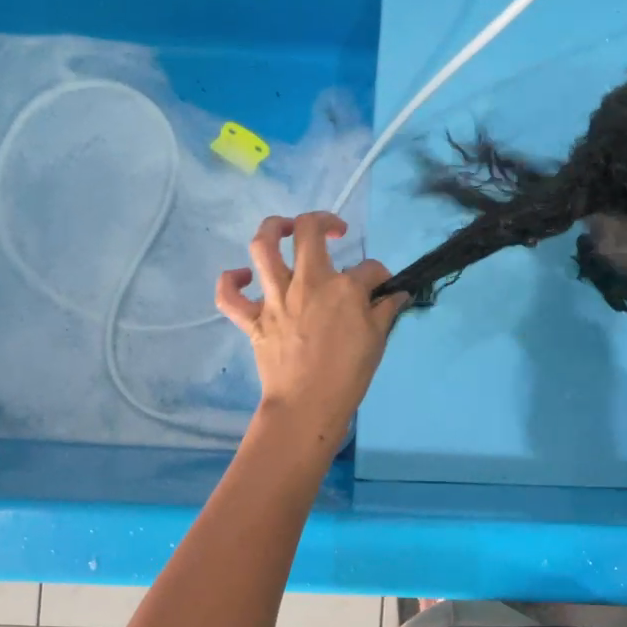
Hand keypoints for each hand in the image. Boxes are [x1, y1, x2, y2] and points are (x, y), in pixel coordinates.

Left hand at [216, 213, 408, 438]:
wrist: (308, 405)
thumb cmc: (349, 375)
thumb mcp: (378, 340)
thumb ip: (386, 310)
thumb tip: (397, 294)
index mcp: (343, 288)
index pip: (369, 268)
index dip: (380, 275)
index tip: (383, 289)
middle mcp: (307, 283)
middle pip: (309, 231)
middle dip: (323, 221)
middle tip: (333, 232)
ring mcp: (275, 299)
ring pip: (262, 246)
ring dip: (272, 229)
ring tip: (284, 230)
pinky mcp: (253, 320)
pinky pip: (229, 296)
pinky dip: (230, 282)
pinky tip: (243, 277)